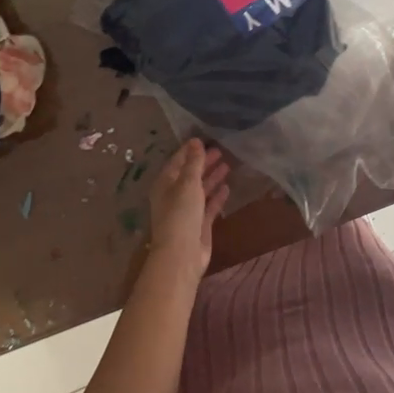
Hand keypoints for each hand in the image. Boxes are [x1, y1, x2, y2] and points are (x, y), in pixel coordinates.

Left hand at [147, 139, 230, 278]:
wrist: (182, 254)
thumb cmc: (180, 214)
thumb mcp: (187, 184)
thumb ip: (193, 163)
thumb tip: (195, 141)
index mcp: (165, 184)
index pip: (177, 161)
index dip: (190, 150)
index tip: (204, 138)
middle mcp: (174, 195)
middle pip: (190, 174)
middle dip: (204, 162)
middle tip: (221, 150)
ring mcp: (187, 210)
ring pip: (201, 189)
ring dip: (212, 177)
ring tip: (228, 164)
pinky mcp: (199, 224)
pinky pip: (209, 205)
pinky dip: (217, 196)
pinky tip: (227, 187)